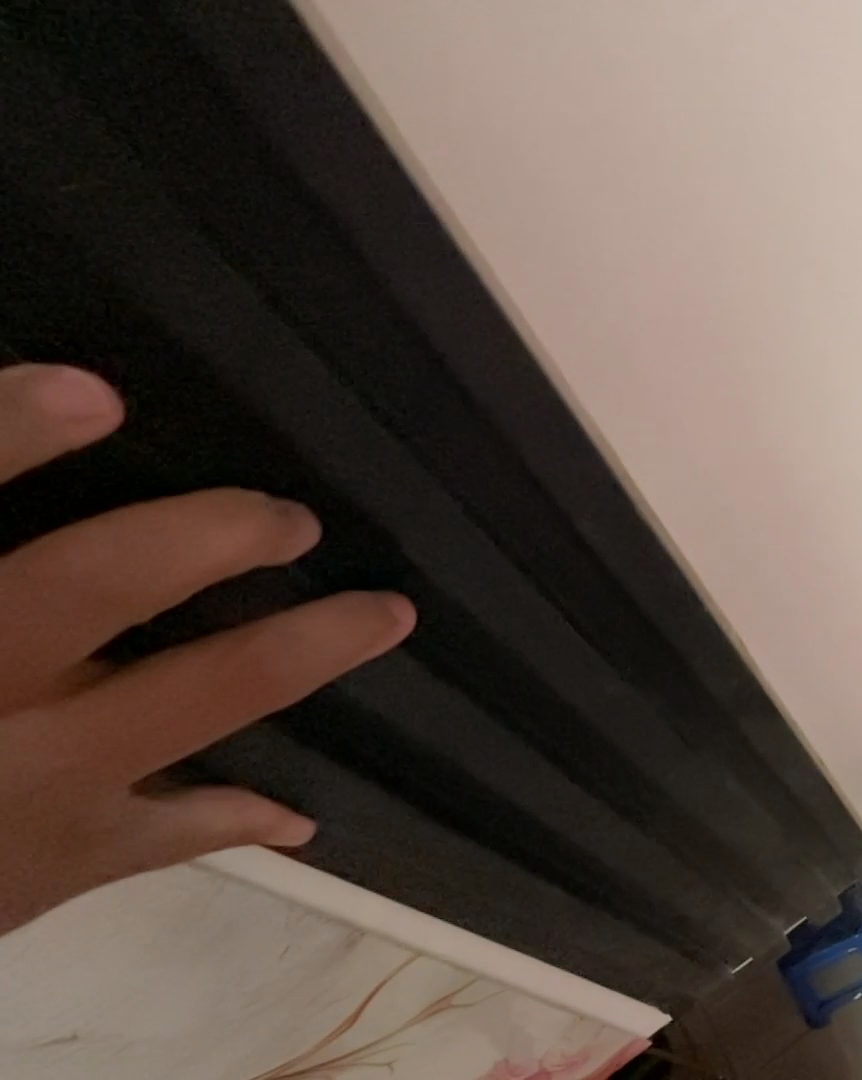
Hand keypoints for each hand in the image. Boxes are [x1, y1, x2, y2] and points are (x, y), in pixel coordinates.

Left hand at [0, 364, 415, 934]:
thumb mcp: (34, 877)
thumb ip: (168, 833)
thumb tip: (302, 819)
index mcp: (51, 763)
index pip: (230, 684)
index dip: (324, 641)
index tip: (390, 607)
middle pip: (104, 581)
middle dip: (214, 535)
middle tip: (281, 518)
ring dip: (5, 442)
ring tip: (87, 392)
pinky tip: (15, 398)